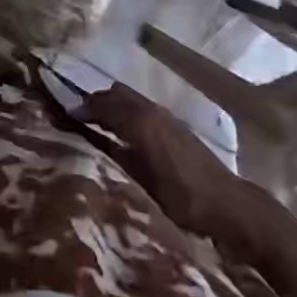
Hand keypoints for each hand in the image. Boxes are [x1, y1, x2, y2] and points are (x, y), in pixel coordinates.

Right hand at [84, 84, 286, 248]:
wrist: (229, 203)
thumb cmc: (183, 197)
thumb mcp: (143, 182)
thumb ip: (118, 157)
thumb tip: (94, 143)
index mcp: (140, 121)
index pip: (103, 105)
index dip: (83, 108)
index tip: (66, 113)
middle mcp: (150, 109)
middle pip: (115, 93)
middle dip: (97, 101)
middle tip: (80, 115)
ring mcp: (164, 114)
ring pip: (129, 96)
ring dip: (113, 103)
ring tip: (100, 121)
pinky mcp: (174, 123)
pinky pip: (141, 105)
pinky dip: (127, 109)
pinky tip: (125, 129)